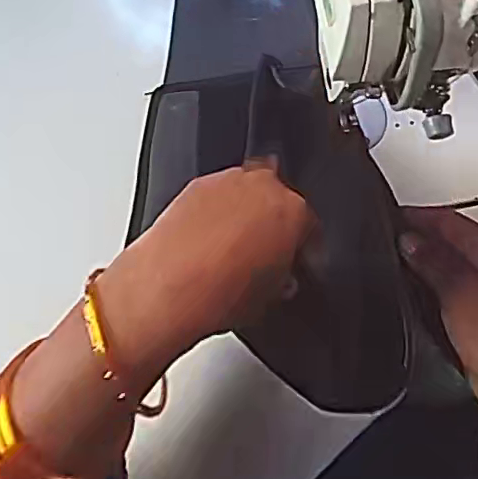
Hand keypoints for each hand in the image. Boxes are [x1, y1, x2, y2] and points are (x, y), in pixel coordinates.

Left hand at [96, 162, 313, 377]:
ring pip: (247, 192)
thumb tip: (279, 278)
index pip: (309, 225)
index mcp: (293, 211)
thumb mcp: (271, 296)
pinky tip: (207, 238)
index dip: (302, 247)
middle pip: (278, 200)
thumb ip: (284, 277)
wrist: (168, 286)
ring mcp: (229, 181)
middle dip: (273, 222)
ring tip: (231, 246)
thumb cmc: (219, 292)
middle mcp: (263, 187)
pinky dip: (216, 209)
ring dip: (244, 211)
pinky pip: (217, 193)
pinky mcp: (198, 183)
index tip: (294, 260)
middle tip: (263, 252)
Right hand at [398, 208, 477, 417]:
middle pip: (450, 238)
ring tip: (399, 260)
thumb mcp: (456, 292)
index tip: (394, 216)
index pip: (448, 218)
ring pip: (449, 263)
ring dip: (426, 262)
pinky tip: (418, 291)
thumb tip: (409, 242)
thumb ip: (430, 262)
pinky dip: (433, 285)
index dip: (418, 215)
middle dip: (420, 236)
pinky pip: (450, 287)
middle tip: (391, 237)